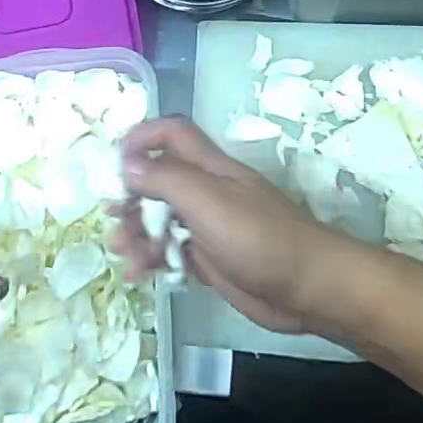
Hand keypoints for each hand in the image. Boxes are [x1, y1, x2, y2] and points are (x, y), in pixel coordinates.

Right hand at [112, 116, 347, 333]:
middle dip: (131, 197)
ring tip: (123, 256)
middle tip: (113, 220)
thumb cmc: (259, 238)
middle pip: (158, 179)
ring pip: (161, 218)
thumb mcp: (208, 202)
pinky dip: (152, 259)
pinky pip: (171, 250)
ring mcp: (208, 225)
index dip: (142, 139)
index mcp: (209, 166)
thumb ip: (166, 179)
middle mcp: (206, 190)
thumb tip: (126, 162)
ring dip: (137, 233)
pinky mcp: (210, 258)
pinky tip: (138, 275)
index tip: (115, 166)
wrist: (309, 289)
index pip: (171, 134)